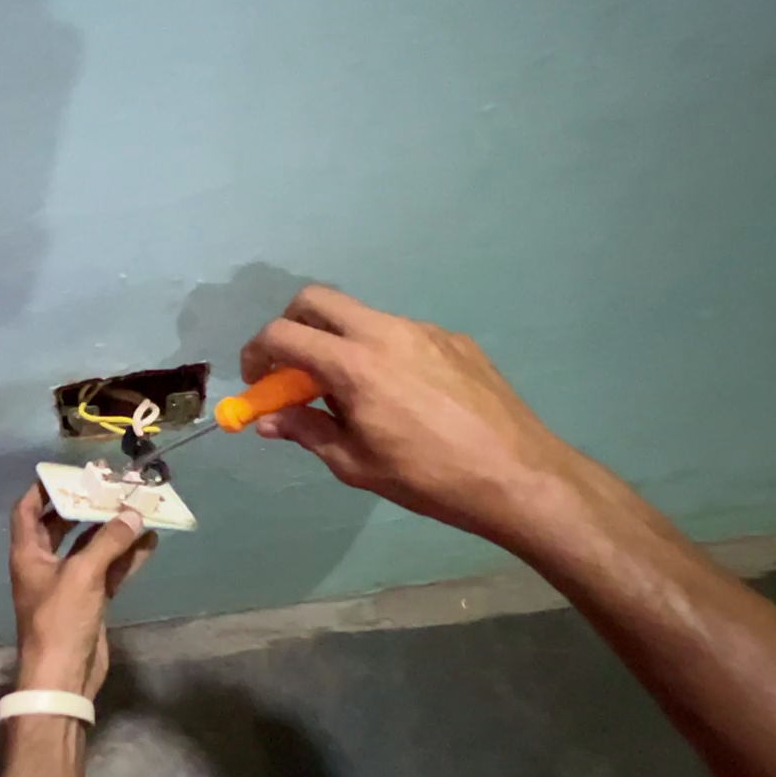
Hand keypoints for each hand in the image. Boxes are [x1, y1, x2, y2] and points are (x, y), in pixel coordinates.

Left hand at [7, 484, 157, 698]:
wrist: (63, 677)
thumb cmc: (59, 619)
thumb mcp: (82, 575)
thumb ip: (108, 542)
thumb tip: (132, 515)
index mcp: (29, 554)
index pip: (28, 511)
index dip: (43, 490)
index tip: (68, 474)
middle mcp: (46, 564)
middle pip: (63, 526)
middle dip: (86, 507)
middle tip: (112, 487)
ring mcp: (69, 583)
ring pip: (92, 547)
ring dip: (113, 531)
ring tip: (139, 509)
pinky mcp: (90, 600)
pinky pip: (109, 570)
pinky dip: (126, 557)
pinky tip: (150, 542)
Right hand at [240, 285, 590, 551]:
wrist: (519, 477)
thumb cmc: (426, 477)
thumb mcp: (352, 463)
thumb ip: (305, 431)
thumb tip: (268, 420)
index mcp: (353, 363)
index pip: (282, 334)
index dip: (256, 353)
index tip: (257, 381)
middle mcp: (385, 331)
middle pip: (315, 299)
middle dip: (290, 326)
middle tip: (292, 368)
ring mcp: (423, 330)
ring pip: (360, 315)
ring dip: (336, 341)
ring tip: (351, 393)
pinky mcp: (453, 339)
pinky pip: (399, 333)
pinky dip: (378, 352)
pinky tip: (399, 395)